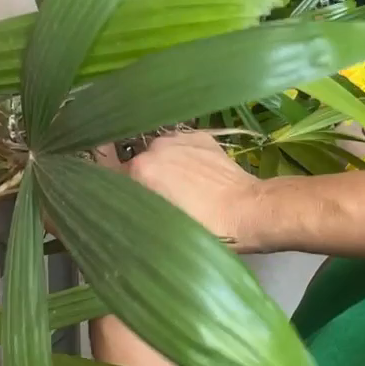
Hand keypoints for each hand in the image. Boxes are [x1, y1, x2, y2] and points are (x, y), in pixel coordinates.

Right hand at [120, 132, 270, 251]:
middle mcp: (155, 146)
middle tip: (159, 202)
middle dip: (144, 181)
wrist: (249, 211)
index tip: (129, 208)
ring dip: (164, 167)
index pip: (115, 179)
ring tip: (181, 190)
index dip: (120, 195)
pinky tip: (196, 177)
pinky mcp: (201, 136)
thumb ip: (136, 215)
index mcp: (140, 169)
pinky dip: (183, 159)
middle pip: (138, 164)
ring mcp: (180, 137)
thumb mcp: (160, 229)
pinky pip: (181, 147)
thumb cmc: (205, 228)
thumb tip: (124, 213)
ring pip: (160, 154)